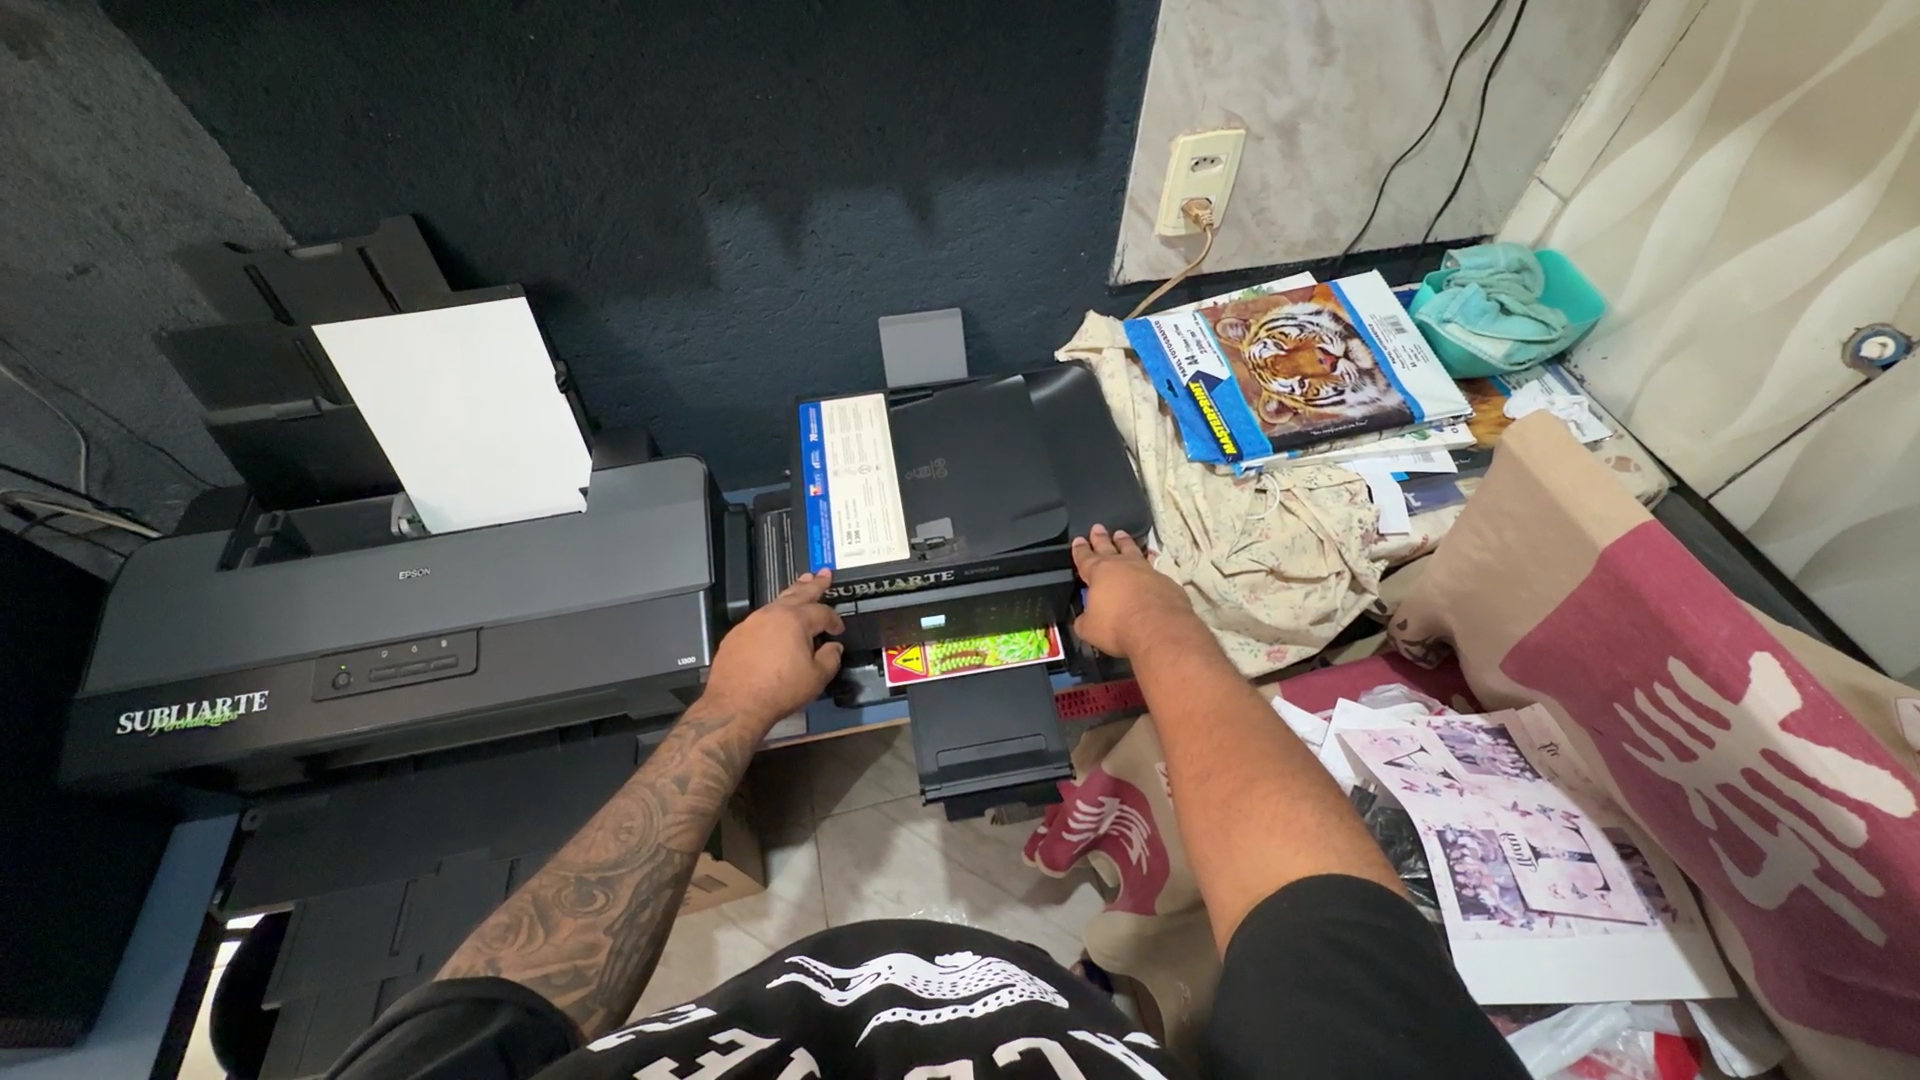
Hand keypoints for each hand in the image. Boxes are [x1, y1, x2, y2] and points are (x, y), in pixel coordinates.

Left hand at [701, 570, 844, 725]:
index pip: (822, 612)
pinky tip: (775, 622)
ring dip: (791, 594)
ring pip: (776, 602)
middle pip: (798, 593)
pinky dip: (772, 616)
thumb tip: (833, 648)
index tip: (838, 629)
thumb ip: (831, 658)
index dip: (834, 620)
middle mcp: (772, 614)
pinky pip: (759, 619)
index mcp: (796, 620)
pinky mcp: (736, 635)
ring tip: (800, 586)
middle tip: (823, 573)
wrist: (735, 705)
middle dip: (813, 583)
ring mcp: (751, 623)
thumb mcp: (816, 678)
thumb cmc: (779, 691)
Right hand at [1071, 524, 1200, 658]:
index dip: (1080, 549)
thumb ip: (1084, 621)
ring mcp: (1146, 571)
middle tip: (1098, 527)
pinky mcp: (1165, 581)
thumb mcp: (1089, 629)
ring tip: (1121, 535)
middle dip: (1101, 538)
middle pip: (1108, 547)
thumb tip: (1083, 620)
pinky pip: (1153, 570)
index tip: (1078, 540)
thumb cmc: (1118, 626)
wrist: (1160, 629)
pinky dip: (1147, 569)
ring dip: (1125, 543)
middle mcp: (1122, 566)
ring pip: (1132, 551)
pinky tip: (1148, 572)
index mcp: (1099, 573)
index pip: (1085, 557)